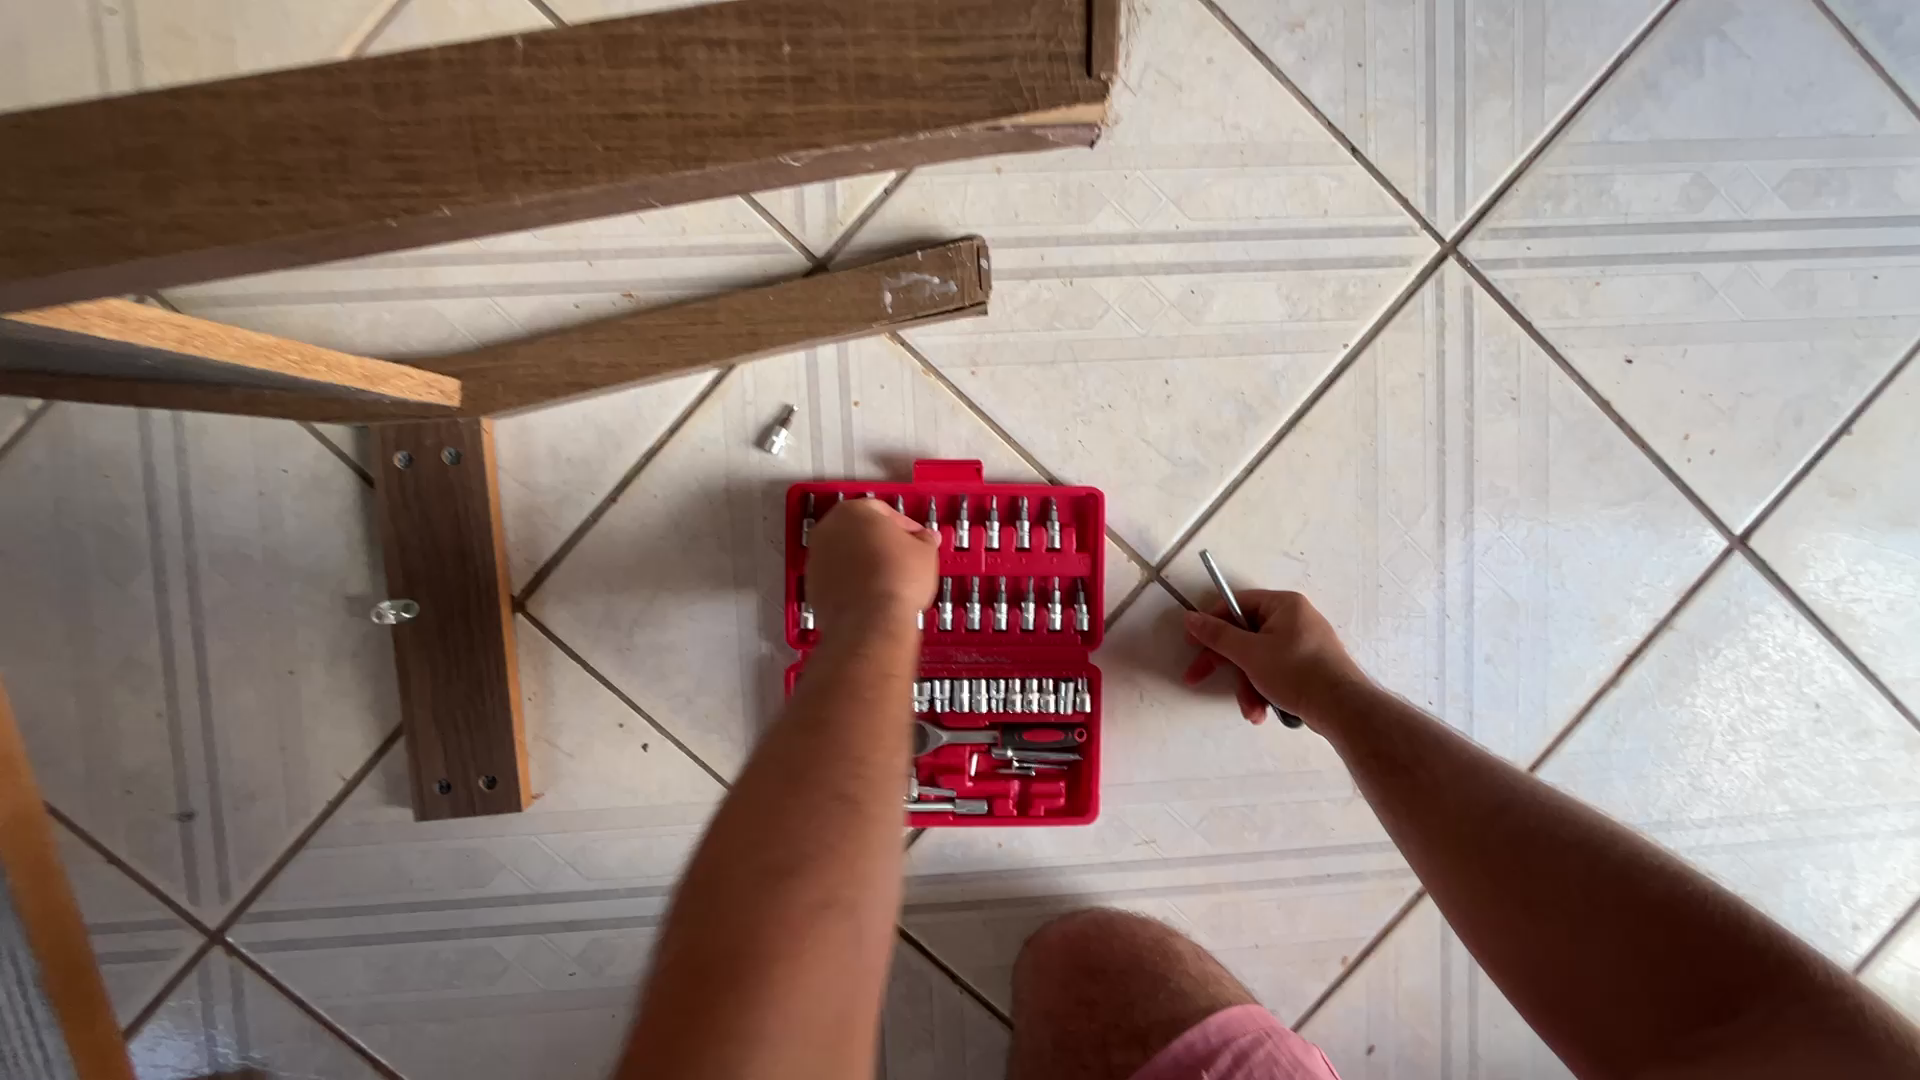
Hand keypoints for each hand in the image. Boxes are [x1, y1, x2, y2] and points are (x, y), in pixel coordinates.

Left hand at [807, 497, 940, 634]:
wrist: (870, 621)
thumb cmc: (897, 579)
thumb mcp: (925, 552)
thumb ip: (924, 539)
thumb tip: (926, 539)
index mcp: (854, 511)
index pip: (882, 510)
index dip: (903, 525)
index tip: (916, 538)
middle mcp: (828, 529)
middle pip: (858, 529)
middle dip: (879, 541)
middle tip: (901, 555)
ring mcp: (816, 559)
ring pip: (845, 554)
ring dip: (863, 562)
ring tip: (887, 578)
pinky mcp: (812, 587)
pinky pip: (836, 577)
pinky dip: (851, 582)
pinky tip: (871, 594)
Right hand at [1180, 590, 1367, 724]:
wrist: (1344, 709)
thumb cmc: (1296, 672)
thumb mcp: (1249, 653)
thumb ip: (1216, 635)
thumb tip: (1190, 617)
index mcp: (1283, 605)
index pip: (1236, 604)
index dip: (1211, 623)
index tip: (1192, 643)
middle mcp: (1294, 619)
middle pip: (1244, 636)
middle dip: (1229, 667)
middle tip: (1199, 678)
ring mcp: (1302, 645)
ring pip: (1257, 660)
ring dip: (1246, 686)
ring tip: (1251, 710)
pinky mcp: (1307, 668)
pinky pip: (1274, 672)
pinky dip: (1264, 691)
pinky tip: (1263, 711)